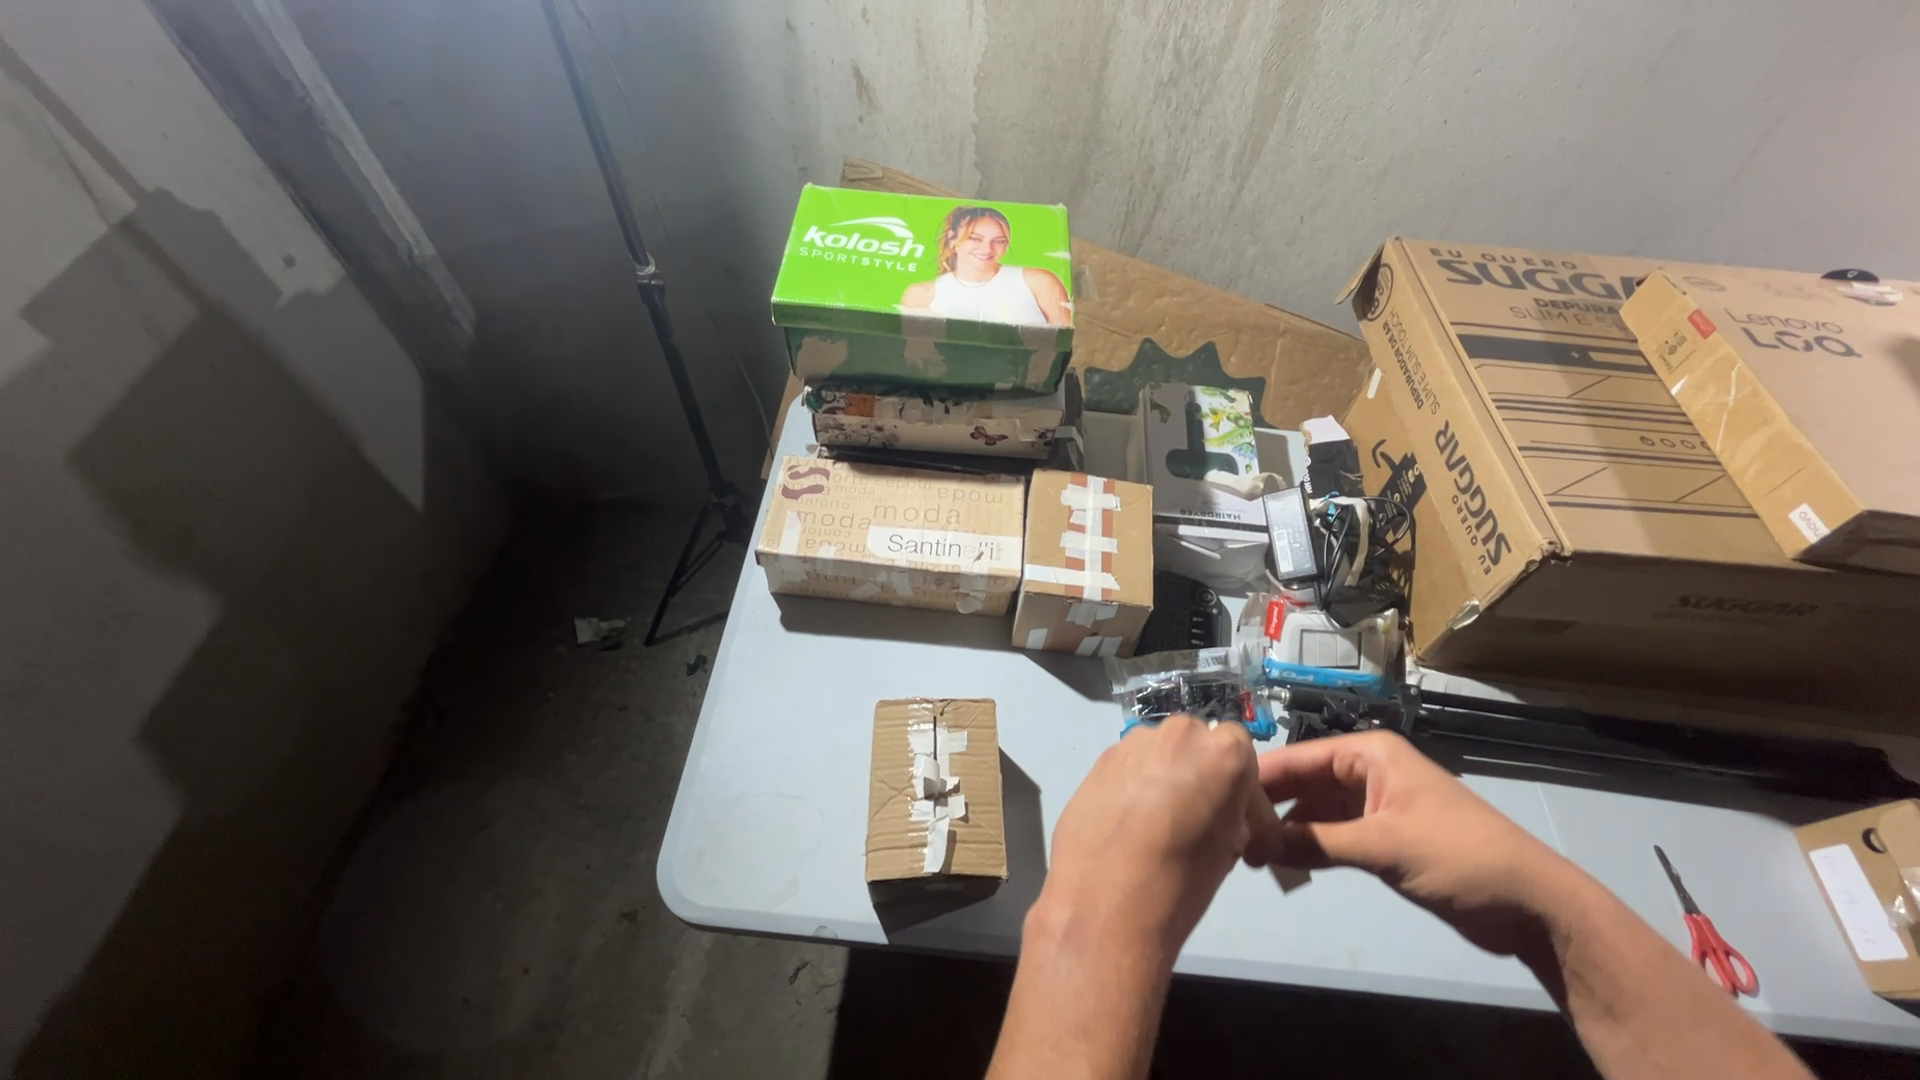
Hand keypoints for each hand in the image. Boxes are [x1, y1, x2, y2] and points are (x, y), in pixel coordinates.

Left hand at [1031, 715, 1279, 961]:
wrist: (1104, 900)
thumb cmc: (1182, 879)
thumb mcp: (1230, 847)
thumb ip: (1231, 812)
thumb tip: (1221, 813)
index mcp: (1223, 750)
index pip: (1240, 750)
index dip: (1240, 790)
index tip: (1237, 824)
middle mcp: (1178, 733)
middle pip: (1197, 743)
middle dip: (1202, 775)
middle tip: (1198, 821)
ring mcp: (1133, 742)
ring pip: (1161, 752)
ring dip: (1167, 777)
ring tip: (1159, 824)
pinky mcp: (1099, 758)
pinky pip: (1131, 765)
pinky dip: (1136, 785)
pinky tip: (1130, 822)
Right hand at [1253, 731, 1579, 956]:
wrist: (1532, 905)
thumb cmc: (1460, 857)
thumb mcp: (1383, 846)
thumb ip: (1315, 842)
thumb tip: (1255, 846)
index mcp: (1370, 754)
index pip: (1299, 757)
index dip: (1259, 777)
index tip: (1219, 797)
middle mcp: (1367, 771)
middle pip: (1302, 781)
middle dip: (1269, 805)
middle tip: (1227, 830)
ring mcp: (1374, 804)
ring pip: (1313, 809)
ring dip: (1286, 829)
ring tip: (1247, 852)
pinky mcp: (1382, 836)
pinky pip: (1331, 832)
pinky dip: (1308, 845)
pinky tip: (1282, 862)